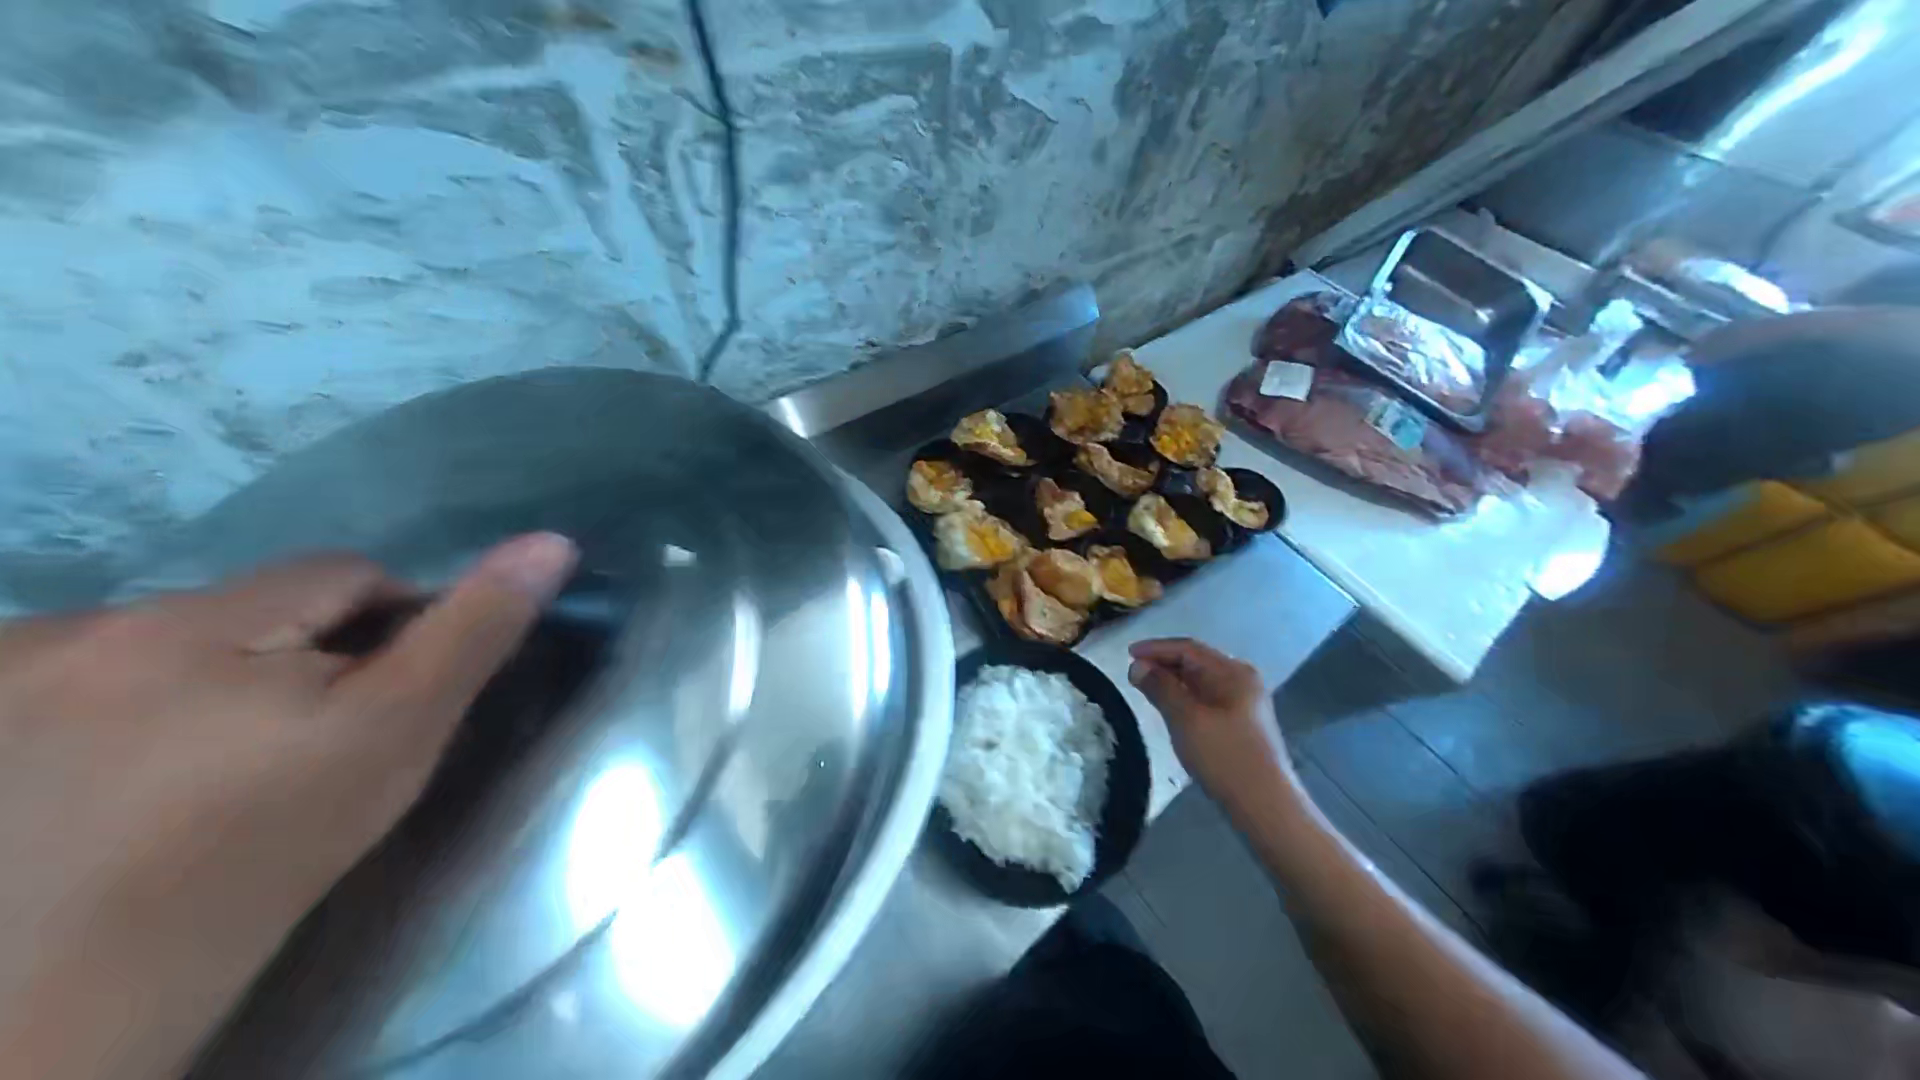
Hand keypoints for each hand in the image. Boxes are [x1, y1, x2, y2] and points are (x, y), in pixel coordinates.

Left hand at [0, 533, 575, 1079]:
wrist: (77, 1001)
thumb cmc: (269, 852)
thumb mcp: (398, 736)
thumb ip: (474, 630)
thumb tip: (553, 544)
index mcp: (192, 624)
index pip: (345, 574)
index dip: (391, 627)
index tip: (389, 698)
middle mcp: (73, 626)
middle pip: (256, 604)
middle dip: (304, 652)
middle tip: (313, 738)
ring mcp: (3, 670)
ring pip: (178, 635)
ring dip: (218, 675)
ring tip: (219, 760)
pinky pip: (97, 669)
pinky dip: (137, 699)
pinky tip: (130, 769)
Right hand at [1127, 638, 1299, 811]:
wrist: (1265, 805)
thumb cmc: (1225, 756)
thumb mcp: (1186, 719)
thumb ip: (1160, 688)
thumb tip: (1137, 666)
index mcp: (1233, 672)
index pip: (1189, 648)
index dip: (1156, 648)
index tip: (1128, 654)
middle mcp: (1242, 680)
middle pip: (1196, 661)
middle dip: (1163, 663)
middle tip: (1133, 672)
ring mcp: (1244, 702)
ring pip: (1201, 681)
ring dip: (1172, 680)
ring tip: (1145, 687)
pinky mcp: (1241, 722)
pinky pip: (1206, 698)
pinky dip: (1184, 696)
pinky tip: (1170, 707)